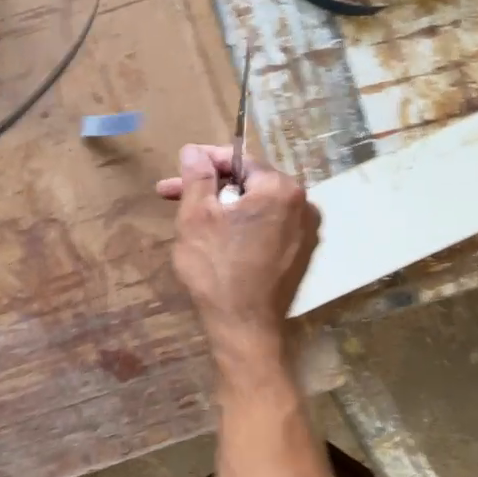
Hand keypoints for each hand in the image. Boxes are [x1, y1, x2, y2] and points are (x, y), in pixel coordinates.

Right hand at [156, 144, 318, 358]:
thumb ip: (197, 178)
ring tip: (191, 219)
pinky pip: (267, 228)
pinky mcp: (299, 256)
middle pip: (249, 184)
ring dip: (224, 208)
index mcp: (281, 189)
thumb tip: (194, 151)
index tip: (179, 166)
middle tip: (171, 195)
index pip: (240, 160)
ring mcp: (305, 233)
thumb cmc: (216, 268)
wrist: (244, 325)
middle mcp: (303, 205)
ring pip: (257, 207)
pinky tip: (217, 240)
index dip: (205, 161)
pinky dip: (242, 227)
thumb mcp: (196, 217)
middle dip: (210, 187)